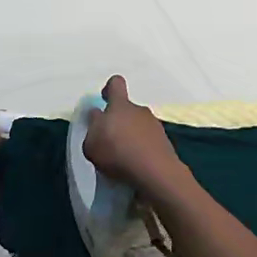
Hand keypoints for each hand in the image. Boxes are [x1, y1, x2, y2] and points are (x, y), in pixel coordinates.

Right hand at [82, 75, 191, 195]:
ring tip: (122, 157)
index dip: (109, 89)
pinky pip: (148, 142)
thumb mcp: (91, 143)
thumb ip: (93, 126)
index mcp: (120, 105)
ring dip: (131, 137)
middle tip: (109, 141)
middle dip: (119, 121)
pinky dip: (142, 150)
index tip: (104, 100)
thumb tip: (97, 116)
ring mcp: (155, 126)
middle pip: (127, 110)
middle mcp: (140, 110)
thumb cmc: (117, 152)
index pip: (116, 84)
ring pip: (139, 126)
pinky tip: (135, 165)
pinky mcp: (165, 143)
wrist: (154, 172)